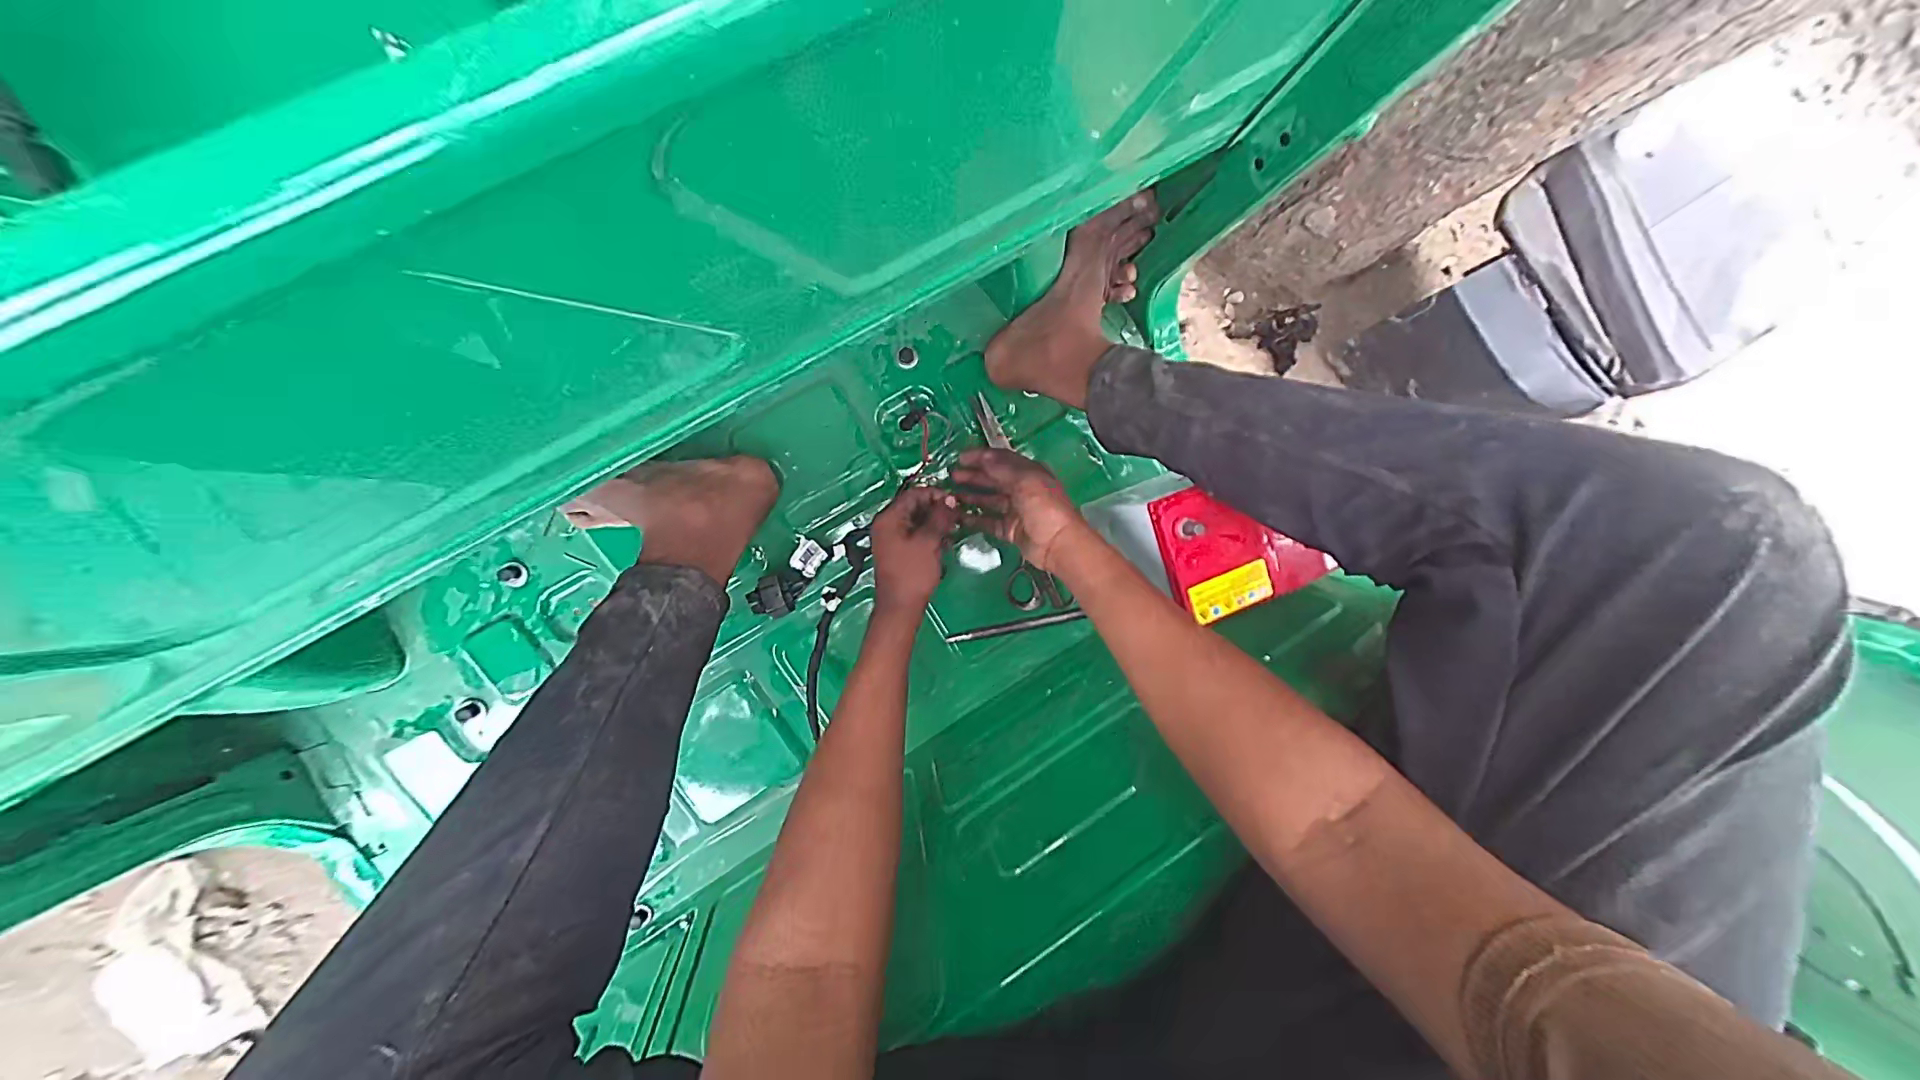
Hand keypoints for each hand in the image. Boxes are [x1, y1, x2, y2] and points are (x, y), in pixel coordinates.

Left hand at [869, 486, 961, 611]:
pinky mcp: (899, 551)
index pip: (913, 495)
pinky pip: (916, 535)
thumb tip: (948, 500)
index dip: (935, 495)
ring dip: (936, 523)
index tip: (953, 501)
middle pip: (914, 507)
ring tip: (953, 529)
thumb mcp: (928, 542)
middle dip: (936, 509)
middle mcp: (887, 526)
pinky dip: (930, 535)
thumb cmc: (911, 575)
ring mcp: (892, 539)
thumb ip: (939, 517)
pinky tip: (944, 542)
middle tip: (956, 515)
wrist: (901, 606)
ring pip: (917, 521)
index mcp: (889, 519)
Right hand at [950, 449, 1084, 572]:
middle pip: (993, 479)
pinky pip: (989, 521)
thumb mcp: (1025, 481)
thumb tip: (983, 457)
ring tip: (951, 495)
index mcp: (1029, 473)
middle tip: (952, 476)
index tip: (960, 457)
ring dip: (971, 496)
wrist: (1058, 543)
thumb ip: (1002, 469)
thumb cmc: (1045, 507)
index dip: (981, 457)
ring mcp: (1015, 510)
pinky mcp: (1010, 529)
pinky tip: (959, 516)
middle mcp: (1021, 489)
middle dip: (973, 476)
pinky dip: (975, 519)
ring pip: (989, 500)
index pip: (1001, 460)